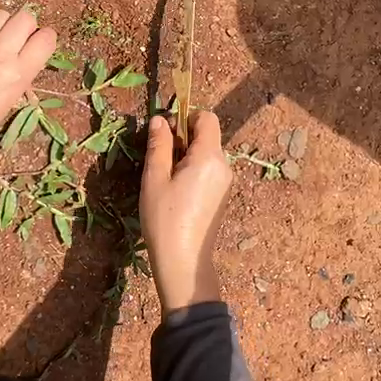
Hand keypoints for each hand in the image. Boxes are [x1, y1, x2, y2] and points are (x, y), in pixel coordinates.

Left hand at [0, 9, 56, 164]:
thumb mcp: (8, 102)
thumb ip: (19, 74)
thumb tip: (23, 56)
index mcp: (18, 73)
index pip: (45, 39)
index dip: (45, 39)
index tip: (39, 44)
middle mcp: (0, 52)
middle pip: (25, 18)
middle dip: (27, 26)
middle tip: (18, 38)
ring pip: (1, 14)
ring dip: (3, 23)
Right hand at [140, 112, 231, 312]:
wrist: (184, 263)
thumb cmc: (164, 219)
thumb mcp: (155, 178)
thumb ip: (159, 145)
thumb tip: (159, 120)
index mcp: (210, 157)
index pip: (207, 118)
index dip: (185, 117)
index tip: (165, 133)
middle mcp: (224, 166)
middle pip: (207, 135)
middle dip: (183, 138)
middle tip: (159, 158)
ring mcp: (225, 182)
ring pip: (207, 153)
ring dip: (186, 155)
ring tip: (165, 178)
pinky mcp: (222, 196)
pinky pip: (209, 170)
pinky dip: (193, 170)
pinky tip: (176, 192)